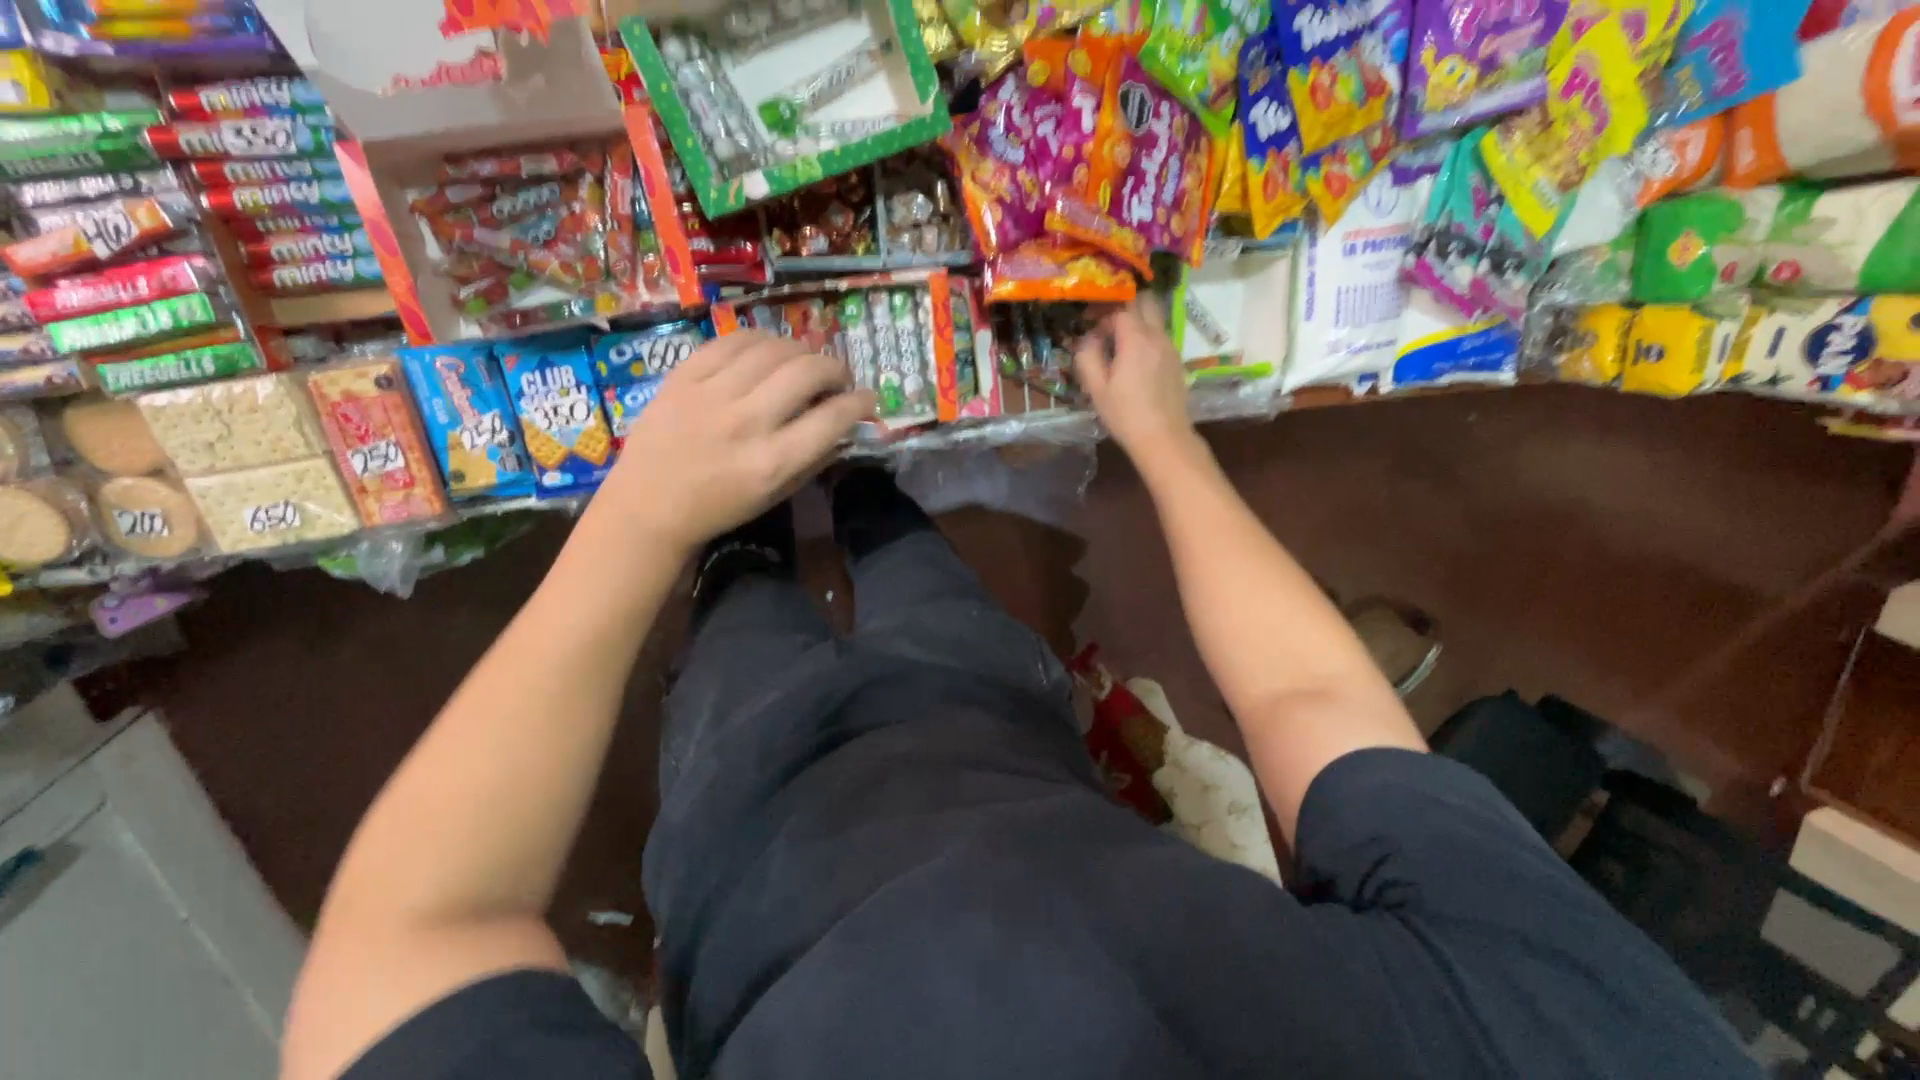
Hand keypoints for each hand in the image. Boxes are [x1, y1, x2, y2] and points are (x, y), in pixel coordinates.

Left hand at [594, 332, 875, 554]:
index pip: (833, 417)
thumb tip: (845, 423)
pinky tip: (766, 351)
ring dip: (800, 351)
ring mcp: (711, 395)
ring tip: (802, 363)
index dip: (860, 402)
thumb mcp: (776, 494)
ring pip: (773, 348)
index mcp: (772, 462)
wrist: (648, 506)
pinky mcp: (682, 377)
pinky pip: (731, 341)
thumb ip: (814, 458)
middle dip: (835, 369)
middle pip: (807, 372)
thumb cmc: (720, 507)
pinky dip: (759, 340)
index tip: (867, 399)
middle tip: (837, 379)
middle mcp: (746, 423)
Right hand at [1075, 297, 1201, 463]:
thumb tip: (1088, 339)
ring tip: (1118, 342)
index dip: (1103, 312)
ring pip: (1155, 318)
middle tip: (1107, 321)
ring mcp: (1171, 347)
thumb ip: (1088, 356)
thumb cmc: (1126, 415)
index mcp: (1136, 339)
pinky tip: (1134, 359)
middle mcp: (1157, 336)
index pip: (1121, 308)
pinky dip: (1147, 336)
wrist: (1164, 438)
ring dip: (1137, 321)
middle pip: (1146, 302)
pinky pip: (1161, 336)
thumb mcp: (1097, 389)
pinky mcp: (1177, 361)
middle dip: (1125, 304)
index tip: (1090, 323)